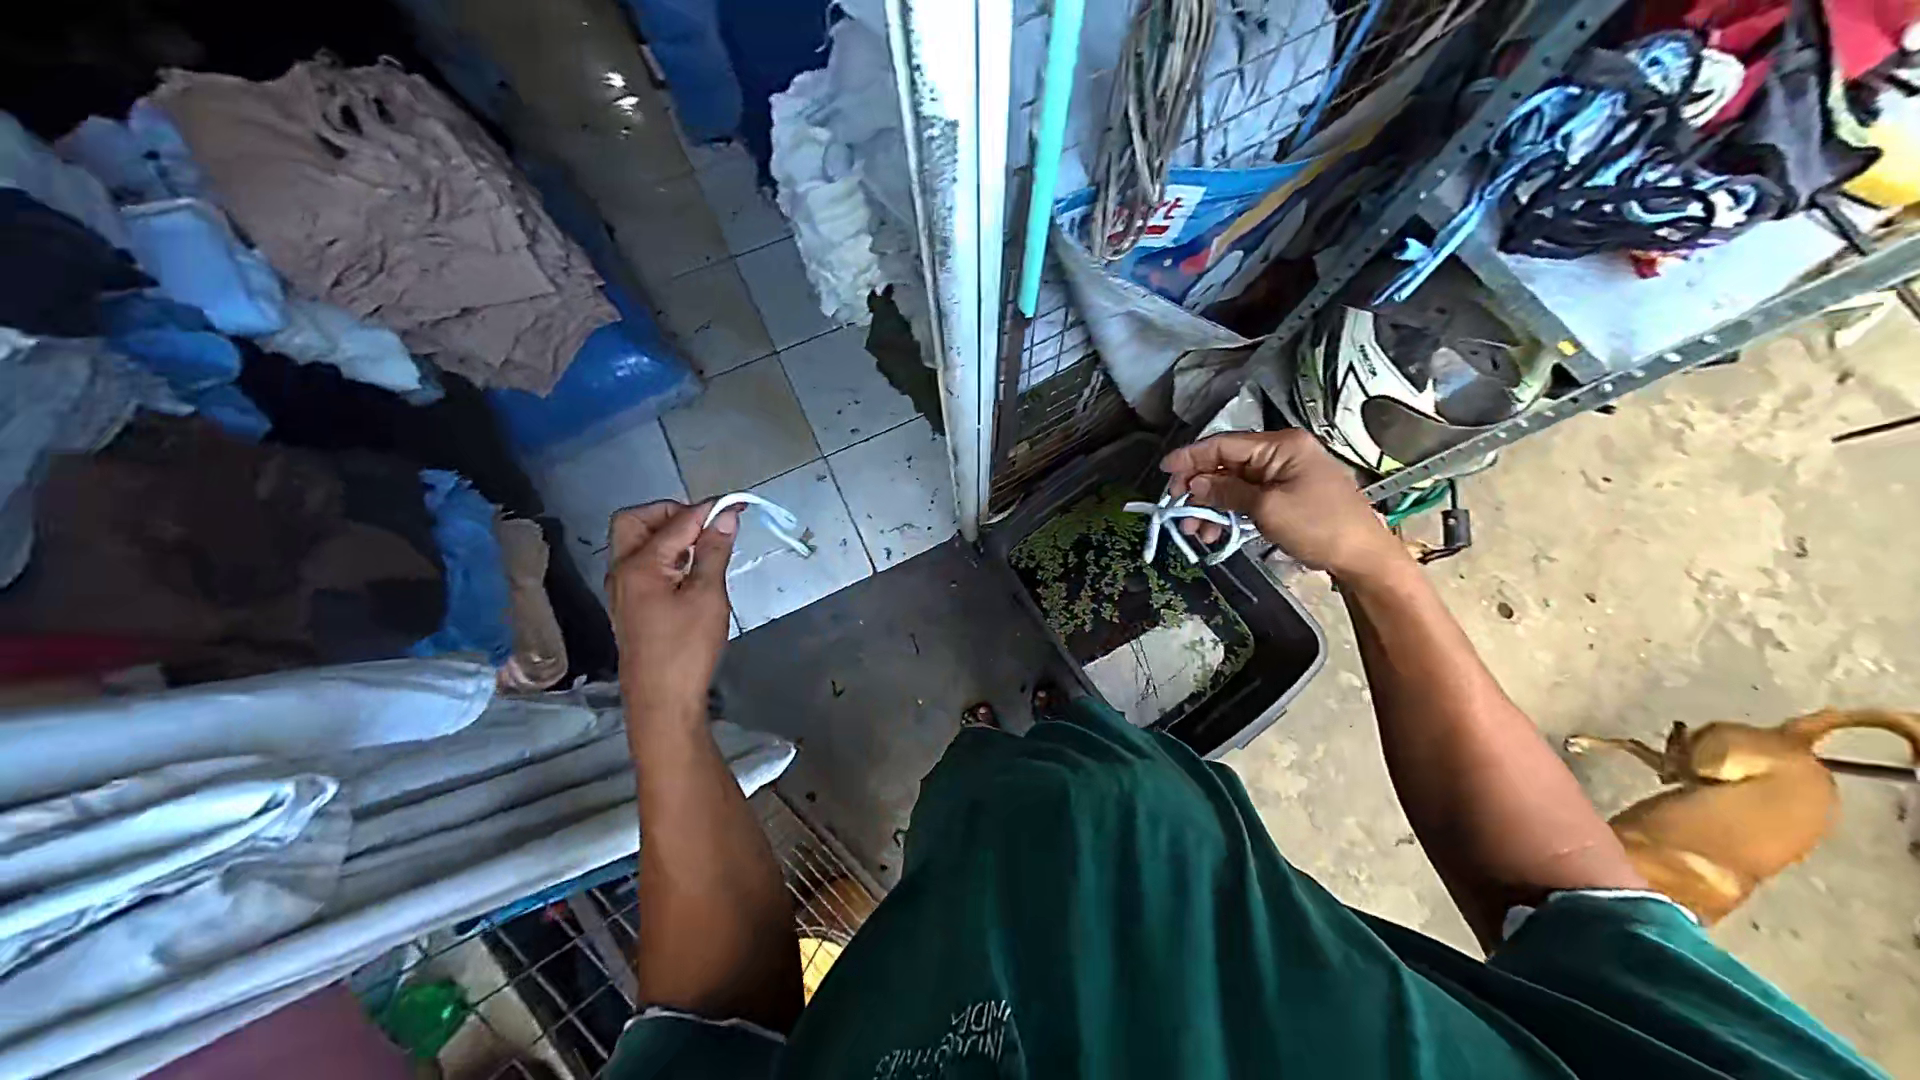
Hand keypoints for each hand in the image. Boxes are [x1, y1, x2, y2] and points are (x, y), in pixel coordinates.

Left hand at [606, 500, 740, 719]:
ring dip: (667, 534)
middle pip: (636, 521)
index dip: (709, 510)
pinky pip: (641, 563)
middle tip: (705, 527)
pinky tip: (690, 570)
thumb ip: (714, 552)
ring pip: (635, 542)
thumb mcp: (709, 596)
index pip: (677, 522)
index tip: (738, 505)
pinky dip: (663, 555)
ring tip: (703, 548)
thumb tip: (725, 516)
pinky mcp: (629, 605)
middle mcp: (622, 570)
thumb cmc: (687, 648)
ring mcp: (622, 589)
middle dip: (671, 513)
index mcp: (639, 564)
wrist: (661, 701)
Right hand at [1161, 430, 1407, 582]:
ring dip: (1210, 505)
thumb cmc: (1318, 526)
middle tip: (1177, 510)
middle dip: (1198, 487)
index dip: (1190, 457)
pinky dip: (1227, 512)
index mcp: (1280, 445)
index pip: (1223, 444)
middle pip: (1225, 464)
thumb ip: (1227, 492)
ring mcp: (1283, 473)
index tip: (1165, 472)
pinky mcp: (1284, 494)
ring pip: (1233, 483)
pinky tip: (1214, 531)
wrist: (1362, 556)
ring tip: (1194, 530)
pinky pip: (1246, 497)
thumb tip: (1195, 484)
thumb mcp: (1267, 508)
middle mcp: (1280, 453)